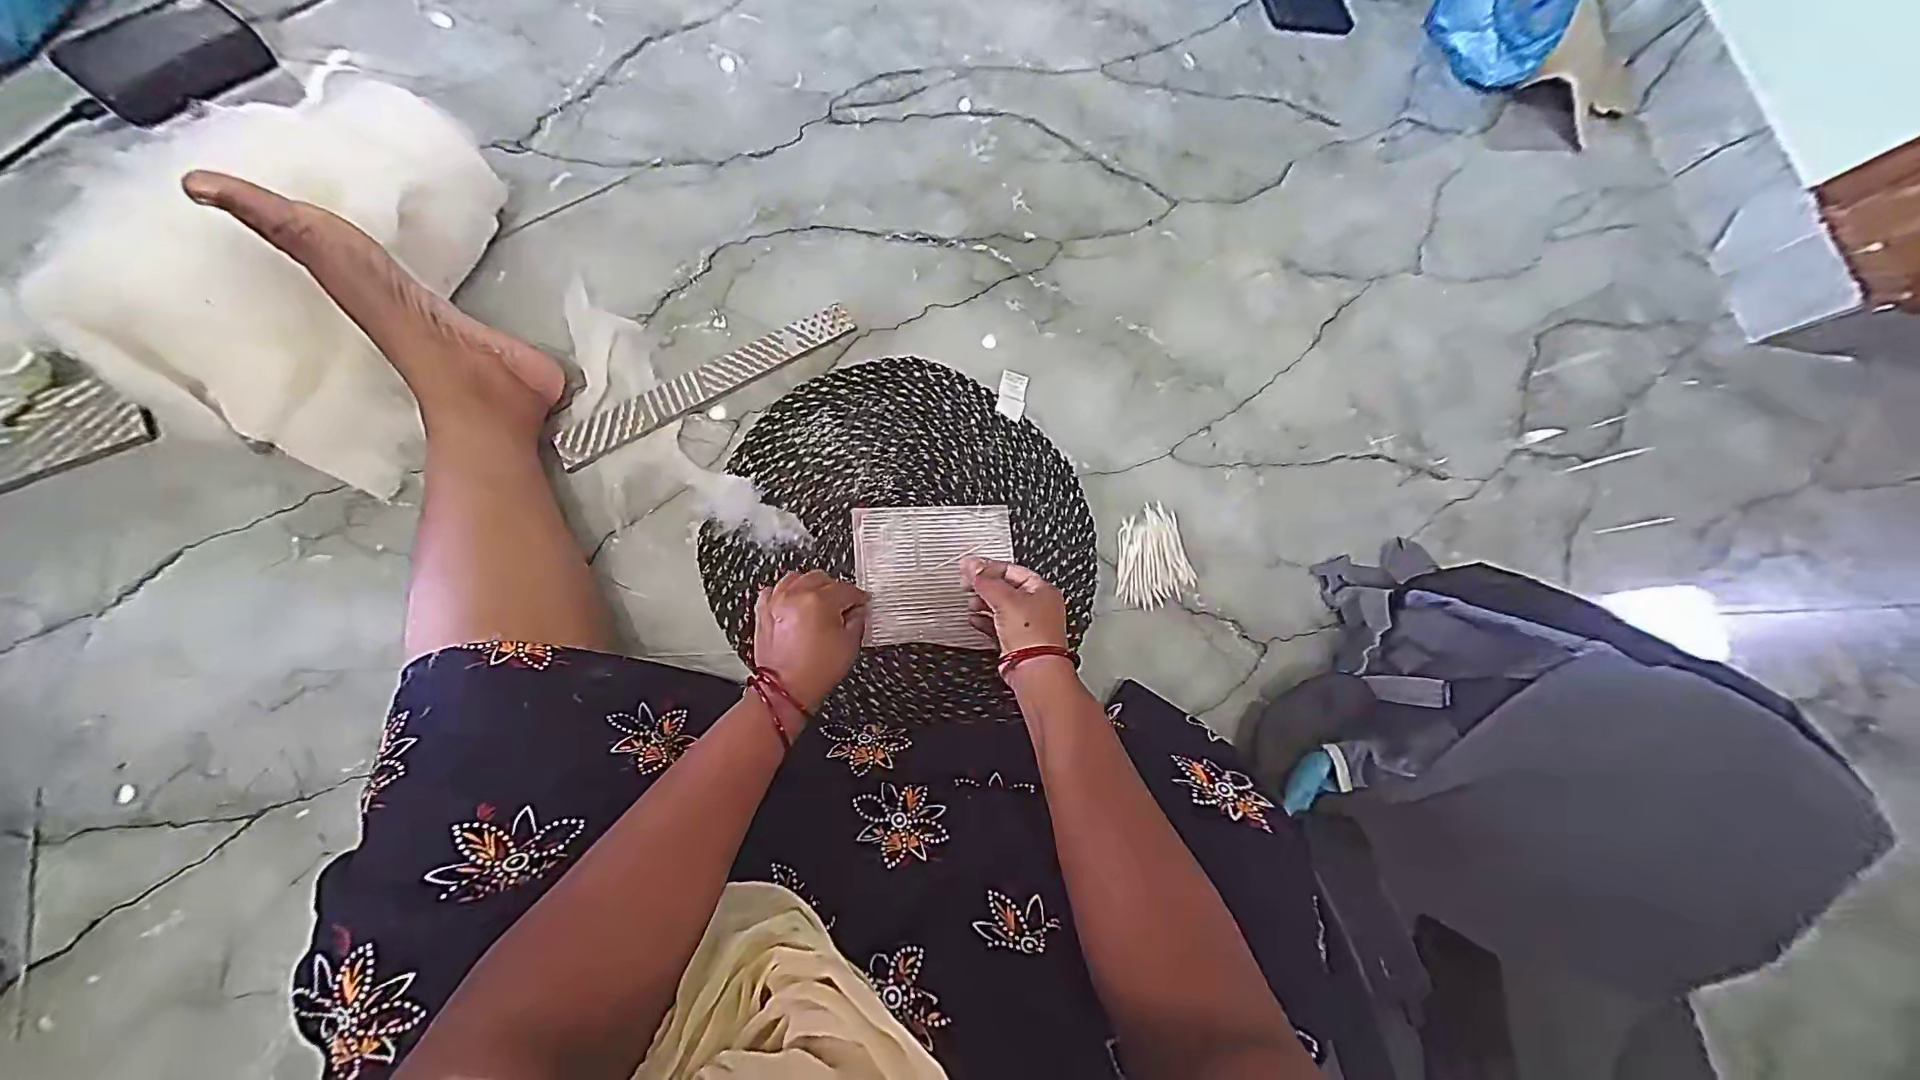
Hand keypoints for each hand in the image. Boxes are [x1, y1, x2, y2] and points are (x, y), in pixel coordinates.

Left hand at [752, 571, 869, 713]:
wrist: (786, 690)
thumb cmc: (815, 671)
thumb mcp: (850, 645)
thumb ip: (857, 620)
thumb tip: (858, 610)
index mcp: (820, 601)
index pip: (846, 589)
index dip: (859, 597)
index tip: (862, 602)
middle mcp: (796, 596)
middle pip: (821, 578)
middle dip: (835, 589)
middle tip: (843, 603)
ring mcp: (777, 602)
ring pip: (797, 578)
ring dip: (810, 585)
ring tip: (819, 599)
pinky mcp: (764, 611)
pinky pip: (774, 590)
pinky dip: (785, 592)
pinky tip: (794, 601)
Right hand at [962, 557, 1068, 652]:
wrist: (1035, 670)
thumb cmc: (1033, 635)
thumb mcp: (1005, 599)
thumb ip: (986, 580)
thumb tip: (972, 565)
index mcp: (1042, 589)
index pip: (1011, 570)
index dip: (989, 567)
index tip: (970, 567)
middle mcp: (1037, 606)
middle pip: (1005, 588)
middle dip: (984, 586)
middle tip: (968, 584)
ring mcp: (1027, 624)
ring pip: (1000, 607)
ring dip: (983, 603)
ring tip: (971, 602)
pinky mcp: (1017, 640)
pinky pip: (997, 624)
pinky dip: (984, 620)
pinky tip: (974, 619)